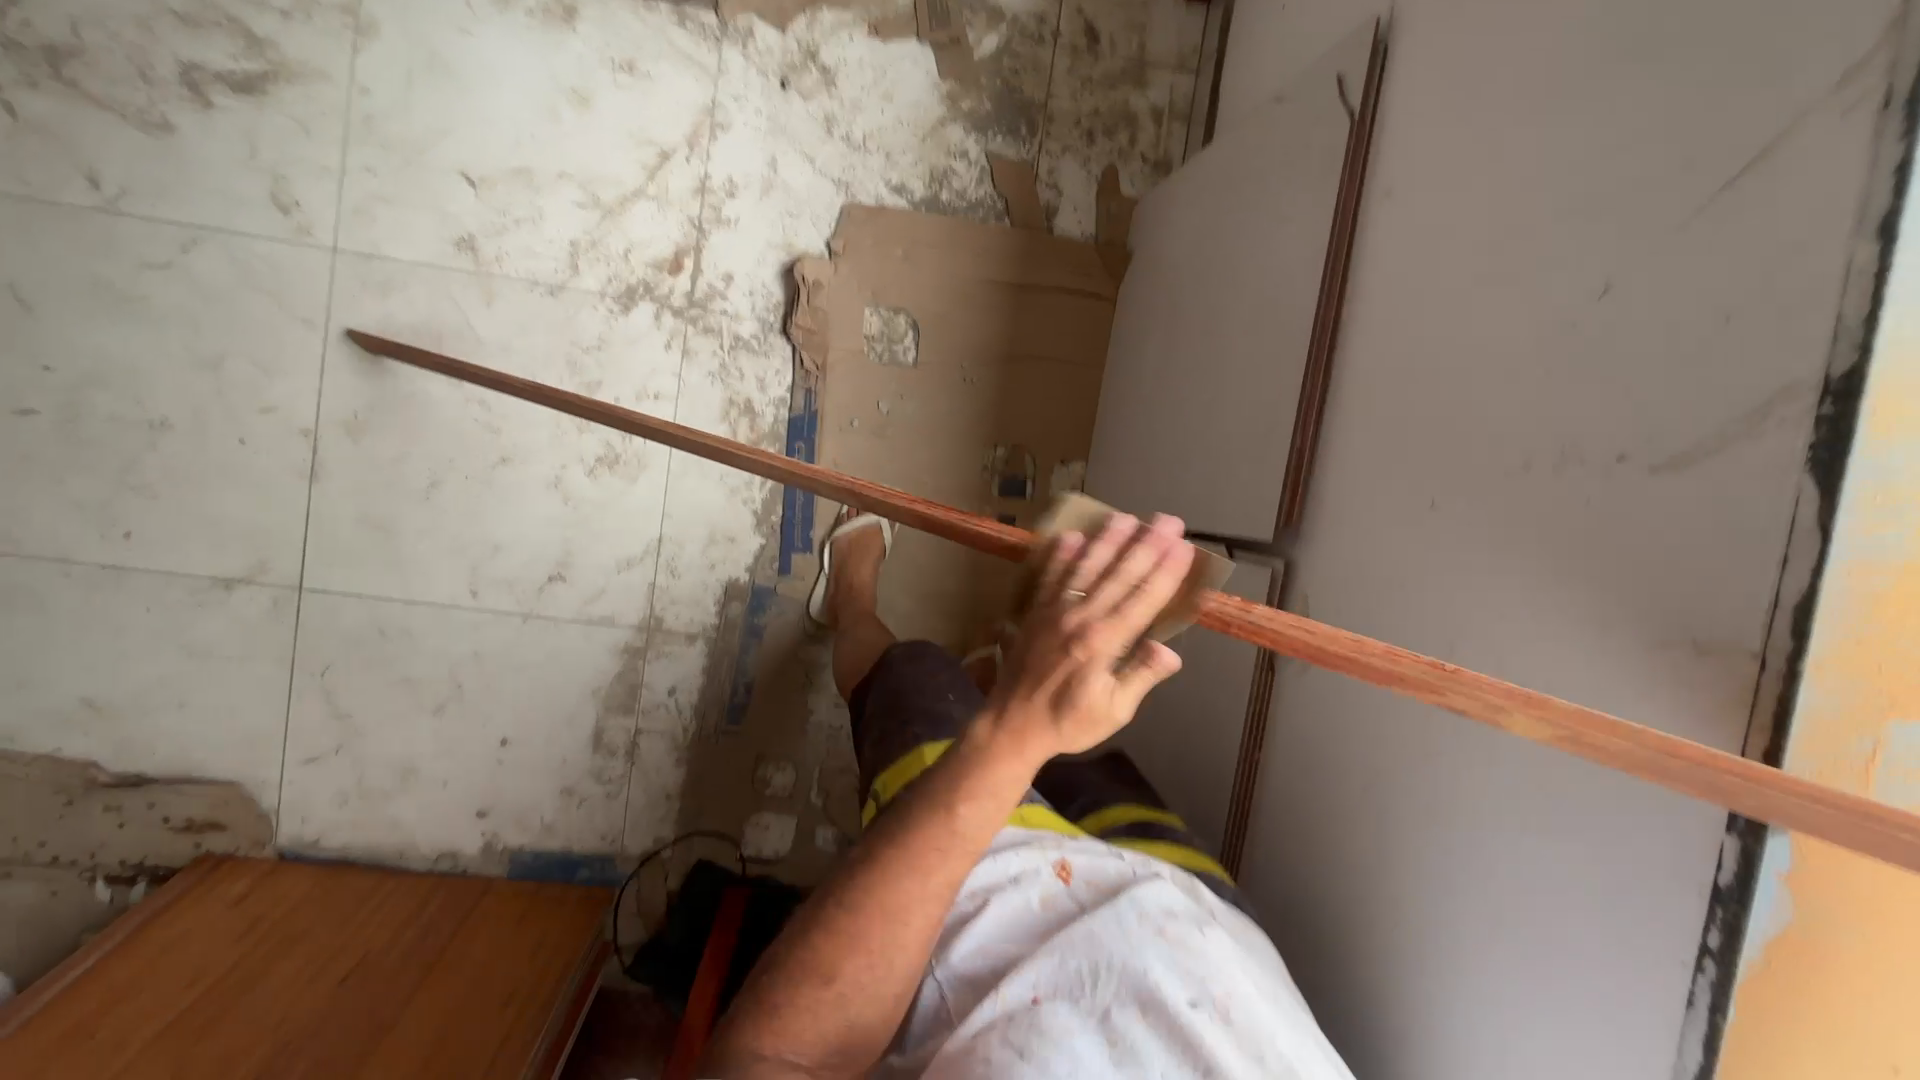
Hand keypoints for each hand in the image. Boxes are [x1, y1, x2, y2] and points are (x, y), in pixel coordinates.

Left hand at [976, 512, 1194, 760]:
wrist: (1012, 724)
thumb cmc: (1068, 723)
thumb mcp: (1114, 711)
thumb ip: (1140, 677)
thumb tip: (1170, 652)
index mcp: (1104, 642)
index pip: (1144, 599)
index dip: (1166, 572)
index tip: (1184, 546)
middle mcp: (1080, 618)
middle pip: (1120, 574)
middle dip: (1147, 545)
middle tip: (1168, 520)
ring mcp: (1054, 611)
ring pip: (1086, 568)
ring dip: (1107, 540)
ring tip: (1126, 517)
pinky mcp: (1035, 612)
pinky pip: (1050, 577)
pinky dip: (1060, 556)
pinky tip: (1071, 536)